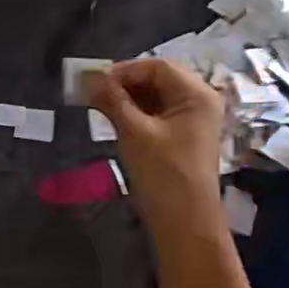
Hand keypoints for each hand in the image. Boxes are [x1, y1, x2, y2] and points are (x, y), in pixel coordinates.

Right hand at [88, 59, 225, 232]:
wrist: (184, 221)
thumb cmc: (163, 173)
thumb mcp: (134, 132)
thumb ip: (112, 101)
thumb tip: (88, 79)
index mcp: (196, 95)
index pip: (157, 66)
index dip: (124, 69)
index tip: (93, 80)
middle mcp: (199, 101)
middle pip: (158, 79)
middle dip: (124, 83)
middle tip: (94, 92)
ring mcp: (193, 121)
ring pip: (156, 97)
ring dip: (128, 98)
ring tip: (99, 106)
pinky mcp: (183, 137)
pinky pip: (157, 114)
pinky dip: (136, 113)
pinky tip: (115, 120)